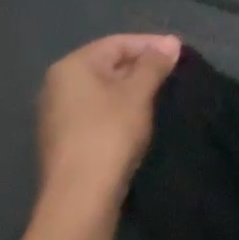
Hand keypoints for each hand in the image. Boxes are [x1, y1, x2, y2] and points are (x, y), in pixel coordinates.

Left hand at [0, 33, 180, 239]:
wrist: (80, 196)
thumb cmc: (109, 135)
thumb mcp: (137, 95)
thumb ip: (154, 65)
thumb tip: (171, 43)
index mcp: (71, 67)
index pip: (115, 44)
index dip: (150, 45)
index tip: (181, 53)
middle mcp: (57, 86)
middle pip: (107, 66)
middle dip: (142, 67)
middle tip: (175, 75)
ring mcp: (58, 115)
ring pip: (102, 92)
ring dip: (133, 91)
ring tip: (163, 96)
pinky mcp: (65, 141)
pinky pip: (97, 114)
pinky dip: (121, 111)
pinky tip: (141, 121)